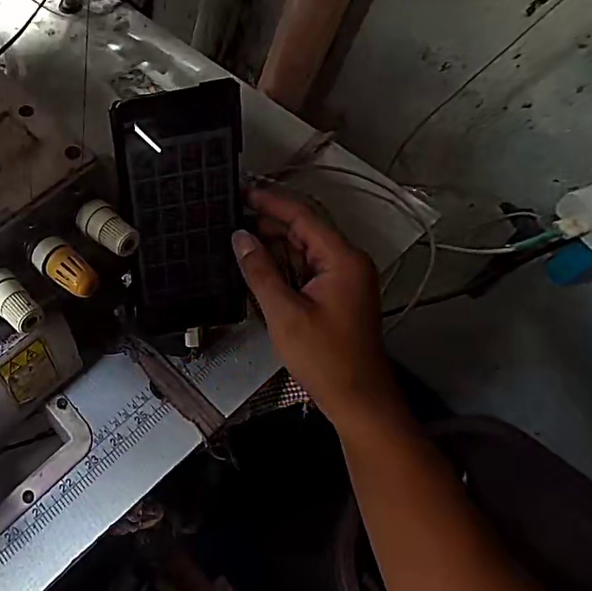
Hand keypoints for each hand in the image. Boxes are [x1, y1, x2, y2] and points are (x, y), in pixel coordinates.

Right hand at [234, 187, 399, 424]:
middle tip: (234, 217)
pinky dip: (282, 265)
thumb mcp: (284, 313)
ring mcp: (343, 280)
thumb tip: (241, 240)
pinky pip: (306, 268)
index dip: (271, 201)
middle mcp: (348, 264)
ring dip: (273, 244)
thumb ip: (260, 271)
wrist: (357, 398)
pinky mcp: (336, 295)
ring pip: (303, 249)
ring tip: (240, 241)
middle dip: (268, 222)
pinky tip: (259, 267)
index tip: (245, 192)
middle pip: (304, 229)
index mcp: (342, 261)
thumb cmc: (331, 361)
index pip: (303, 216)